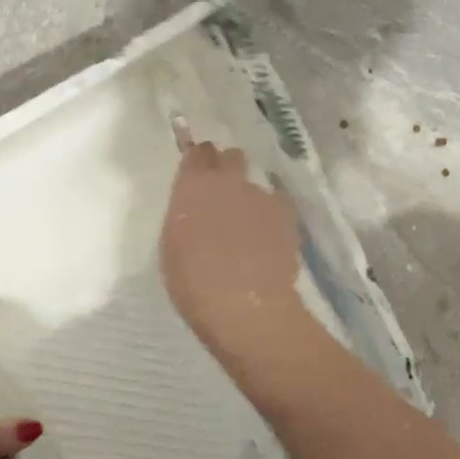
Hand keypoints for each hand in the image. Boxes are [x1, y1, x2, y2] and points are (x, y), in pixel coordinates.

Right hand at [159, 138, 303, 351]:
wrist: (245, 305)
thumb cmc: (193, 282)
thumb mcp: (173, 246)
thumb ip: (184, 216)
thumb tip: (195, 208)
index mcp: (193, 187)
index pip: (197, 153)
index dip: (198, 160)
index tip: (197, 171)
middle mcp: (229, 182)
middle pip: (231, 157)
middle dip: (227, 169)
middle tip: (222, 194)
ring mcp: (262, 196)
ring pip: (255, 185)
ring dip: (249, 198)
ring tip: (247, 226)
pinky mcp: (287, 215)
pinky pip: (275, 206)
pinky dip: (270, 217)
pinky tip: (267, 239)